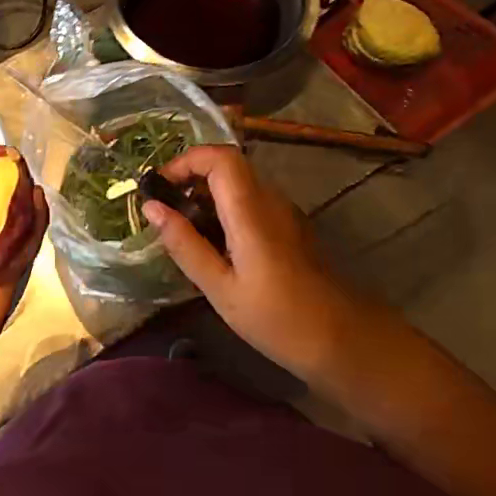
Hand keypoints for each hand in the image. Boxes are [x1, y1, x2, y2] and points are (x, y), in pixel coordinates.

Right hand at [144, 145, 356, 379]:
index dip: (185, 161)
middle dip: (190, 178)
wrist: (344, 339)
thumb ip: (184, 244)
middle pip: (227, 165)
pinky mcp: (289, 226)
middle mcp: (270, 199)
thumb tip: (151, 207)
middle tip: (165, 211)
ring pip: (238, 183)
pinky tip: (214, 247)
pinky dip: (224, 210)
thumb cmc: (278, 318)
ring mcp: (283, 211)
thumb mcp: (220, 287)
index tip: (159, 188)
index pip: (219, 156)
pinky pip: (250, 202)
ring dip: (206, 195)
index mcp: (250, 210)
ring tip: (183, 232)